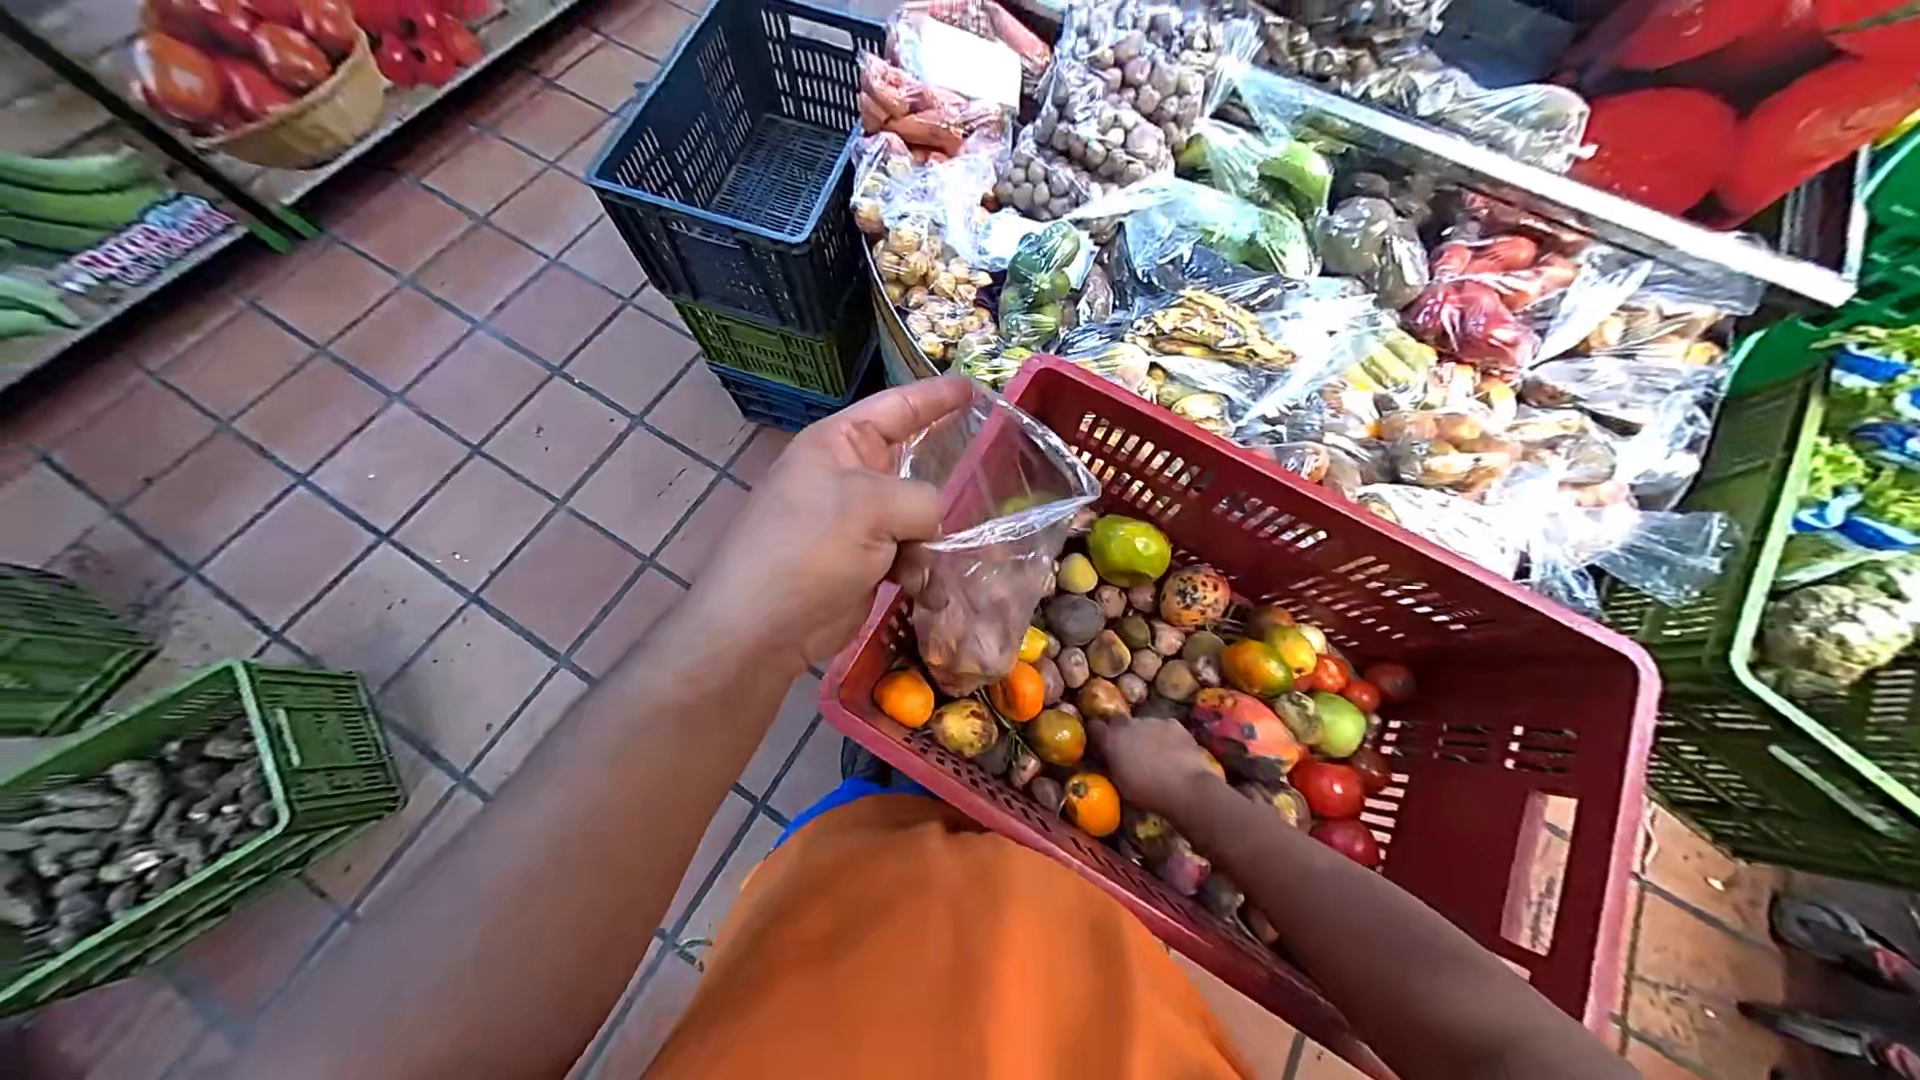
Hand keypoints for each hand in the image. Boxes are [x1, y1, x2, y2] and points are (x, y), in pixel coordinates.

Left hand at [681, 376, 974, 669]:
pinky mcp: (868, 563)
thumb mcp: (869, 506)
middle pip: (915, 467)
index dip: (936, 397)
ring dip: (933, 543)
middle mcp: (851, 478)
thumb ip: (921, 500)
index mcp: (840, 444)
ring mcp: (860, 523)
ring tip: (933, 565)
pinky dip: (923, 573)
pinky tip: (925, 592)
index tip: (975, 388)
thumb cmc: (808, 549)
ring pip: (921, 519)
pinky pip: (913, 556)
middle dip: (946, 482)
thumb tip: (935, 523)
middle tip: (993, 483)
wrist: (765, 628)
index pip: (897, 407)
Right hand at [1087, 713, 1224, 818]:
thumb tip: (1112, 759)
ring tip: (1156, 752)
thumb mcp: (1120, 783)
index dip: (1098, 734)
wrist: (1185, 787)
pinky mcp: (1174, 724)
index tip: (1102, 744)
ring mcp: (1152, 721)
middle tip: (1129, 749)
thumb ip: (1114, 765)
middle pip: (1119, 721)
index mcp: (1112, 739)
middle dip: (1122, 732)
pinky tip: (1174, 750)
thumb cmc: (1147, 791)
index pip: (1095, 726)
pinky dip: (1166, 736)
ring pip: (1144, 724)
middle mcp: (1129, 724)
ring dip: (1145, 734)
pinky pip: (1165, 727)